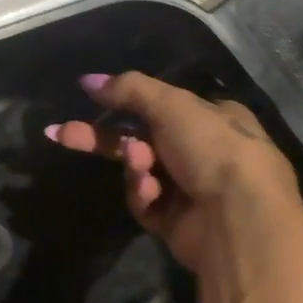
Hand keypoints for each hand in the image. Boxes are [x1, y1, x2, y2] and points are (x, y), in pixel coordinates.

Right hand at [45, 72, 302, 275]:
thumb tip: (88, 80)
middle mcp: (204, 151)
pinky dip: (143, 194)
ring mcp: (190, 189)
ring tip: (141, 168)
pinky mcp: (176, 222)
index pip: (163, 104)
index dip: (126, 101)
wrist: (238, 217)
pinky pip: (145, 201)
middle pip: (141, 138)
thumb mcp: (172, 105)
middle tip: (64, 134)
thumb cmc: (213, 148)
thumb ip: (129, 89)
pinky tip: (151, 193)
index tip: (91, 98)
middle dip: (103, 138)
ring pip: (139, 171)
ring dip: (133, 167)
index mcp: (214, 117)